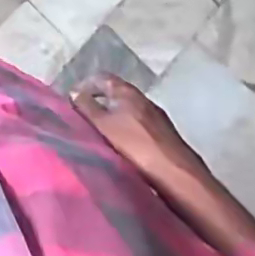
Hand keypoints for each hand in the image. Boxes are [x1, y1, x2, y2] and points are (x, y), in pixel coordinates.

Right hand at [71, 74, 204, 182]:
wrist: (181, 178)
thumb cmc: (137, 147)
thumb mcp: (104, 126)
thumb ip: (87, 107)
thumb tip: (74, 90)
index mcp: (127, 91)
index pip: (102, 77)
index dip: (86, 84)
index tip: (73, 97)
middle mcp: (144, 98)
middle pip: (117, 93)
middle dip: (101, 101)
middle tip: (86, 115)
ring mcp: (159, 117)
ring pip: (130, 110)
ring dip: (116, 116)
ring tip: (103, 132)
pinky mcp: (168, 136)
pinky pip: (141, 125)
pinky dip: (130, 129)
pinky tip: (127, 146)